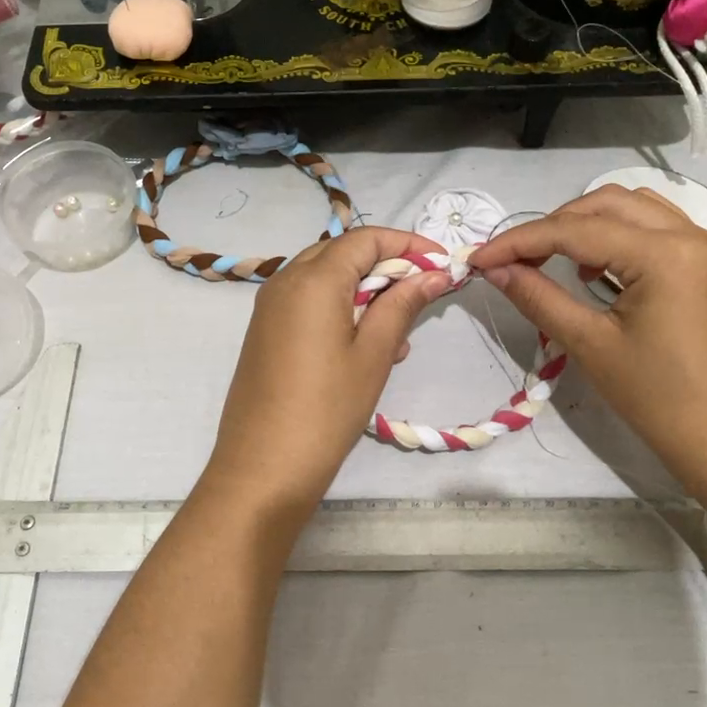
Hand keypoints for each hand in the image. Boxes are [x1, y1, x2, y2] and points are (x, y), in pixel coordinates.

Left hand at [205, 227, 451, 515]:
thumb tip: (434, 273)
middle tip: (422, 297)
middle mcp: (285, 281)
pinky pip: (308, 303)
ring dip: (365, 292)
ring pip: (325, 279)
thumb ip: (402, 305)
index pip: (365, 238)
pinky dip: (340, 311)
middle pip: (342, 253)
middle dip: (386, 266)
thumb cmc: (327, 409)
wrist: (262, 467)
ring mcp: (269, 308)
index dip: (407, 244)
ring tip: (398, 337)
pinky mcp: (265, 333)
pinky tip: (365, 349)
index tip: (443, 264)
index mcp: (313, 279)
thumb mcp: (373, 355)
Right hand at [467, 186, 706, 483]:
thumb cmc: (655, 397)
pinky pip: (658, 227)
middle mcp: (692, 235)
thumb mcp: (590, 344)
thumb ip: (538, 297)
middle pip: (607, 204)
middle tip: (515, 259)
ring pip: (635, 208)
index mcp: (665, 255)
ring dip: (588, 223)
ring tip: (555, 261)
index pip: (577, 231)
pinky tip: (598, 270)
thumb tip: (494, 268)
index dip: (521, 240)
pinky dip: (620, 234)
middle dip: (554, 225)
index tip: (480, 258)